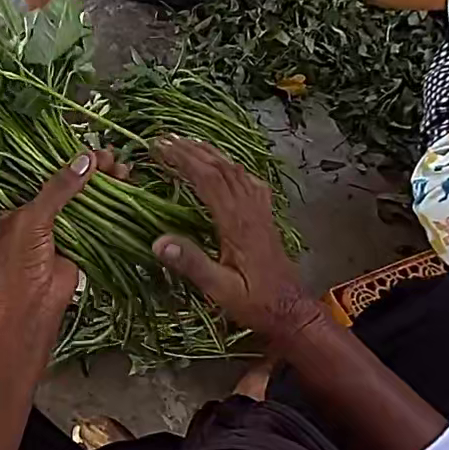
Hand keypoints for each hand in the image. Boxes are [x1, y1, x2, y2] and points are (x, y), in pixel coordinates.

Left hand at [0, 149, 125, 341]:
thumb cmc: (17, 266)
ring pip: (82, 197)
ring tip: (122, 170)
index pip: (39, 169)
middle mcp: (34, 210)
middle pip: (65, 181)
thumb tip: (84, 160)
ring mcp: (58, 225)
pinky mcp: (78, 239)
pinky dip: (110, 205)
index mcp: (12, 202)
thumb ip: (58, 189)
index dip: (63, 156)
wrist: (31, 309)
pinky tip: (124, 190)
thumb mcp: (33, 219)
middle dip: (89, 168)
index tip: (87, 147)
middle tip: (110, 158)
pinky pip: (95, 216)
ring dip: (103, 184)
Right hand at [151, 137, 324, 345]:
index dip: (185, 160)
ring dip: (211, 154)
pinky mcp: (266, 217)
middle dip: (192, 150)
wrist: (290, 310)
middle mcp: (251, 210)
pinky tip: (224, 166)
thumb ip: (191, 263)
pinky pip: (248, 181)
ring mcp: (261, 211)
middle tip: (165, 139)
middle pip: (222, 168)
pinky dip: (230, 167)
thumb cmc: (255, 303)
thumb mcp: (219, 289)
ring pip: (236, 170)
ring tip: (187, 143)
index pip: (209, 179)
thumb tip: (158, 241)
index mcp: (238, 223)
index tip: (161, 148)